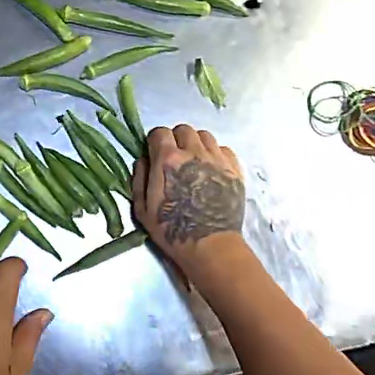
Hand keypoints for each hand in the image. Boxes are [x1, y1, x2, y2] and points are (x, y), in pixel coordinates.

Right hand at [133, 124, 251, 284]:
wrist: (210, 245)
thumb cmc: (172, 230)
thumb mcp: (142, 208)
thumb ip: (139, 178)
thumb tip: (144, 160)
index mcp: (168, 160)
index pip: (159, 132)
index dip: (155, 142)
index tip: (156, 153)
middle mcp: (194, 153)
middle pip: (184, 130)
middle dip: (176, 140)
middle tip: (175, 158)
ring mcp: (217, 159)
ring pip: (205, 136)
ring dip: (196, 144)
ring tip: (194, 162)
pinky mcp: (234, 170)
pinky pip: (224, 149)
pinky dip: (216, 154)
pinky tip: (211, 169)